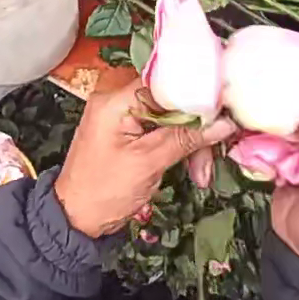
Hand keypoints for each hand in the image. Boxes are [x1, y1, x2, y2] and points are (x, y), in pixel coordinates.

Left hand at [55, 78, 235, 237]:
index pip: (166, 81)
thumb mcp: (148, 163)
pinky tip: (191, 168)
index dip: (197, 95)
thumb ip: (185, 139)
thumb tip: (223, 123)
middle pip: (171, 101)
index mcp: (115, 100)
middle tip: (212, 155)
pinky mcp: (128, 132)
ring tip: (200, 173)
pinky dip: (178, 147)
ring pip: (171, 118)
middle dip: (195, 128)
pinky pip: (162, 130)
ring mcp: (122, 117)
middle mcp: (117, 100)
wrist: (75, 218)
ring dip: (190, 143)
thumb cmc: (102, 192)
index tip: (221, 113)